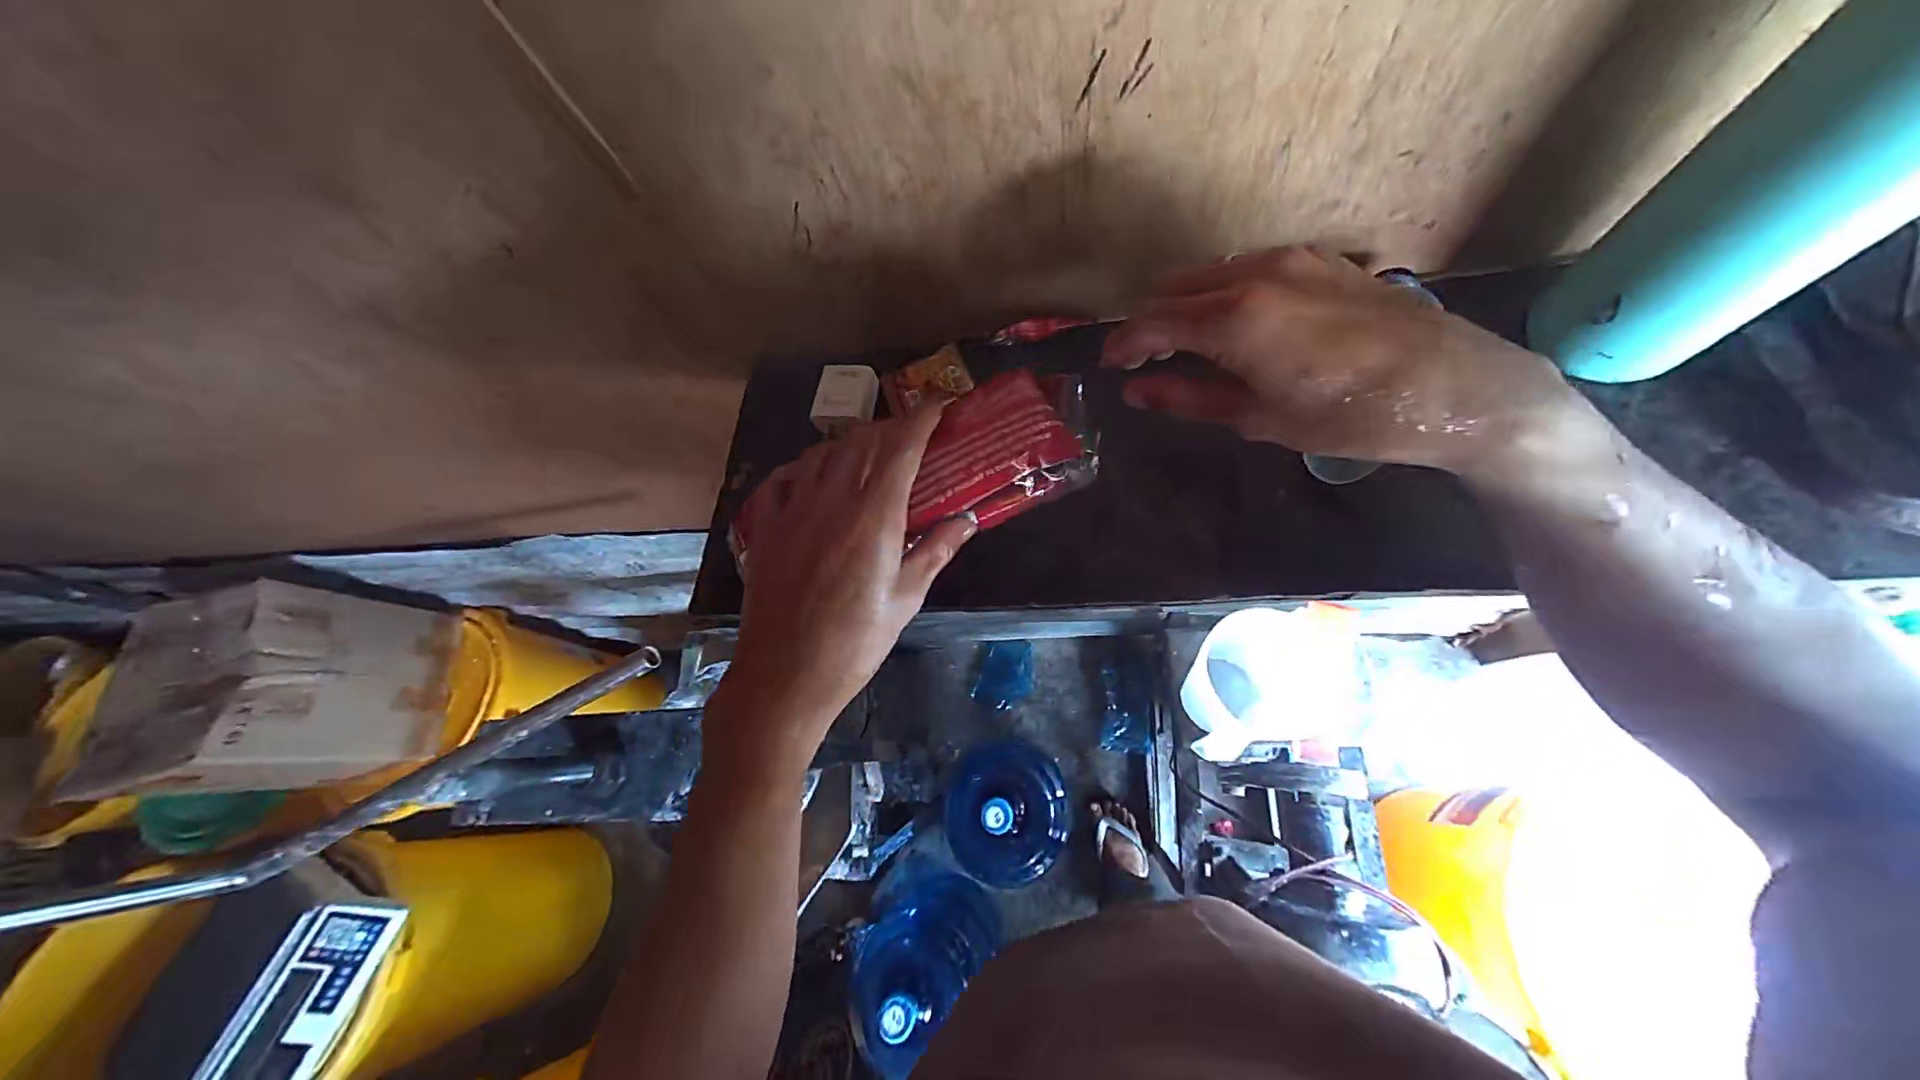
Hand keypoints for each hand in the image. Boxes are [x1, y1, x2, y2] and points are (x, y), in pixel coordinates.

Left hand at [715, 407, 977, 767]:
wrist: (785, 677)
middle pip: (861, 441)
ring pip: (822, 453)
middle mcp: (830, 501)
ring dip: (850, 444)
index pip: (900, 448)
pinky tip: (813, 477)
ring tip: (867, 455)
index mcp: (872, 517)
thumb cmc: (855, 644)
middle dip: (890, 427)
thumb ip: (935, 550)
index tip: (939, 405)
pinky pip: (783, 479)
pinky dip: (804, 468)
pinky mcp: (764, 528)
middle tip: (910, 435)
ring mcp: (791, 511)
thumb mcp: (906, 599)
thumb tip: (967, 519)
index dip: (922, 419)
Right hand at [1101, 246, 1580, 473]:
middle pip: (1173, 290)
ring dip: (1184, 307)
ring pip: (1208, 275)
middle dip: (1148, 325)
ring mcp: (1289, 260)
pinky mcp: (1318, 260)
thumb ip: (1188, 398)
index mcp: (1234, 319)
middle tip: (1146, 365)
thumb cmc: (1349, 416)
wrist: (1454, 386)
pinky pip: (1246, 269)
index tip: (1109, 368)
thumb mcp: (1258, 418)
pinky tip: (1236, 328)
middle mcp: (1254, 274)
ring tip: (1188, 349)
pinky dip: (1222, 294)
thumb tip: (1137, 390)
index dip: (1122, 346)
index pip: (1151, 322)